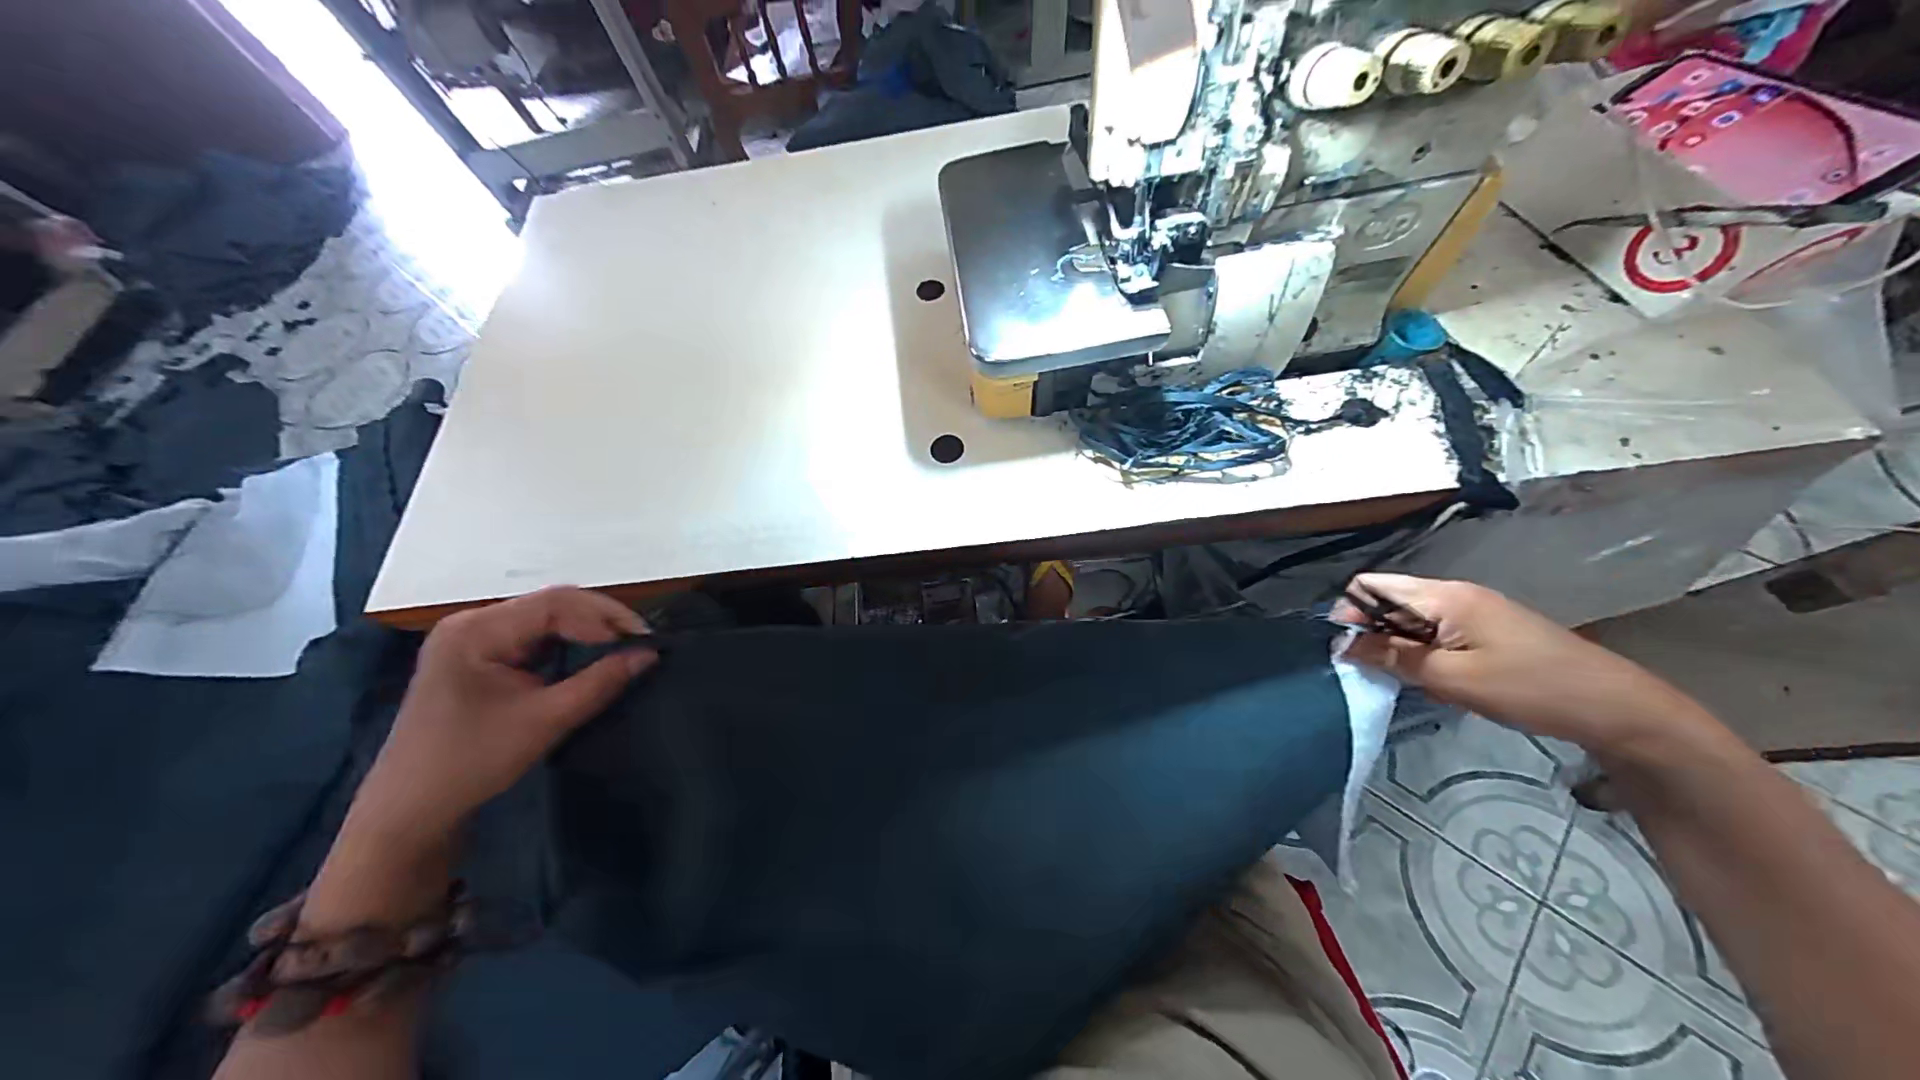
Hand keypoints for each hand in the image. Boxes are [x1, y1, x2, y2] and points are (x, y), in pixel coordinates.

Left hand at [352, 586, 657, 846]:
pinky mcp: (476, 658)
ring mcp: (471, 639)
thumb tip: (650, 654)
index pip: (557, 602)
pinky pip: (532, 638)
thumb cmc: (472, 762)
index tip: (645, 639)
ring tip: (623, 648)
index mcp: (477, 629)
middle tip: (640, 643)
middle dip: (599, 621)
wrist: (409, 811)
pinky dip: (565, 645)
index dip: (607, 615)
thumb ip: (601, 682)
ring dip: (585, 632)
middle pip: (551, 606)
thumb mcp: (546, 720)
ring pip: (544, 620)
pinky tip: (589, 657)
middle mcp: (471, 623)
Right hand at [1332, 573, 1712, 756]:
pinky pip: (1435, 633)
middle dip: (1371, 631)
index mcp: (1445, 596)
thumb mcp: (1452, 678)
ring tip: (1401, 679)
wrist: (1616, 709)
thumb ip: (1392, 657)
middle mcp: (1456, 595)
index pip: (1372, 586)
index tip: (1343, 649)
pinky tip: (1431, 680)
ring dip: (1397, 646)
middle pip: (1389, 601)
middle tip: (1370, 670)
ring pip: (1411, 620)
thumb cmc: (1530, 688)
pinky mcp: (1488, 630)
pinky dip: (1422, 653)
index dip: (1349, 613)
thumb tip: (1343, 644)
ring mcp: (1474, 612)